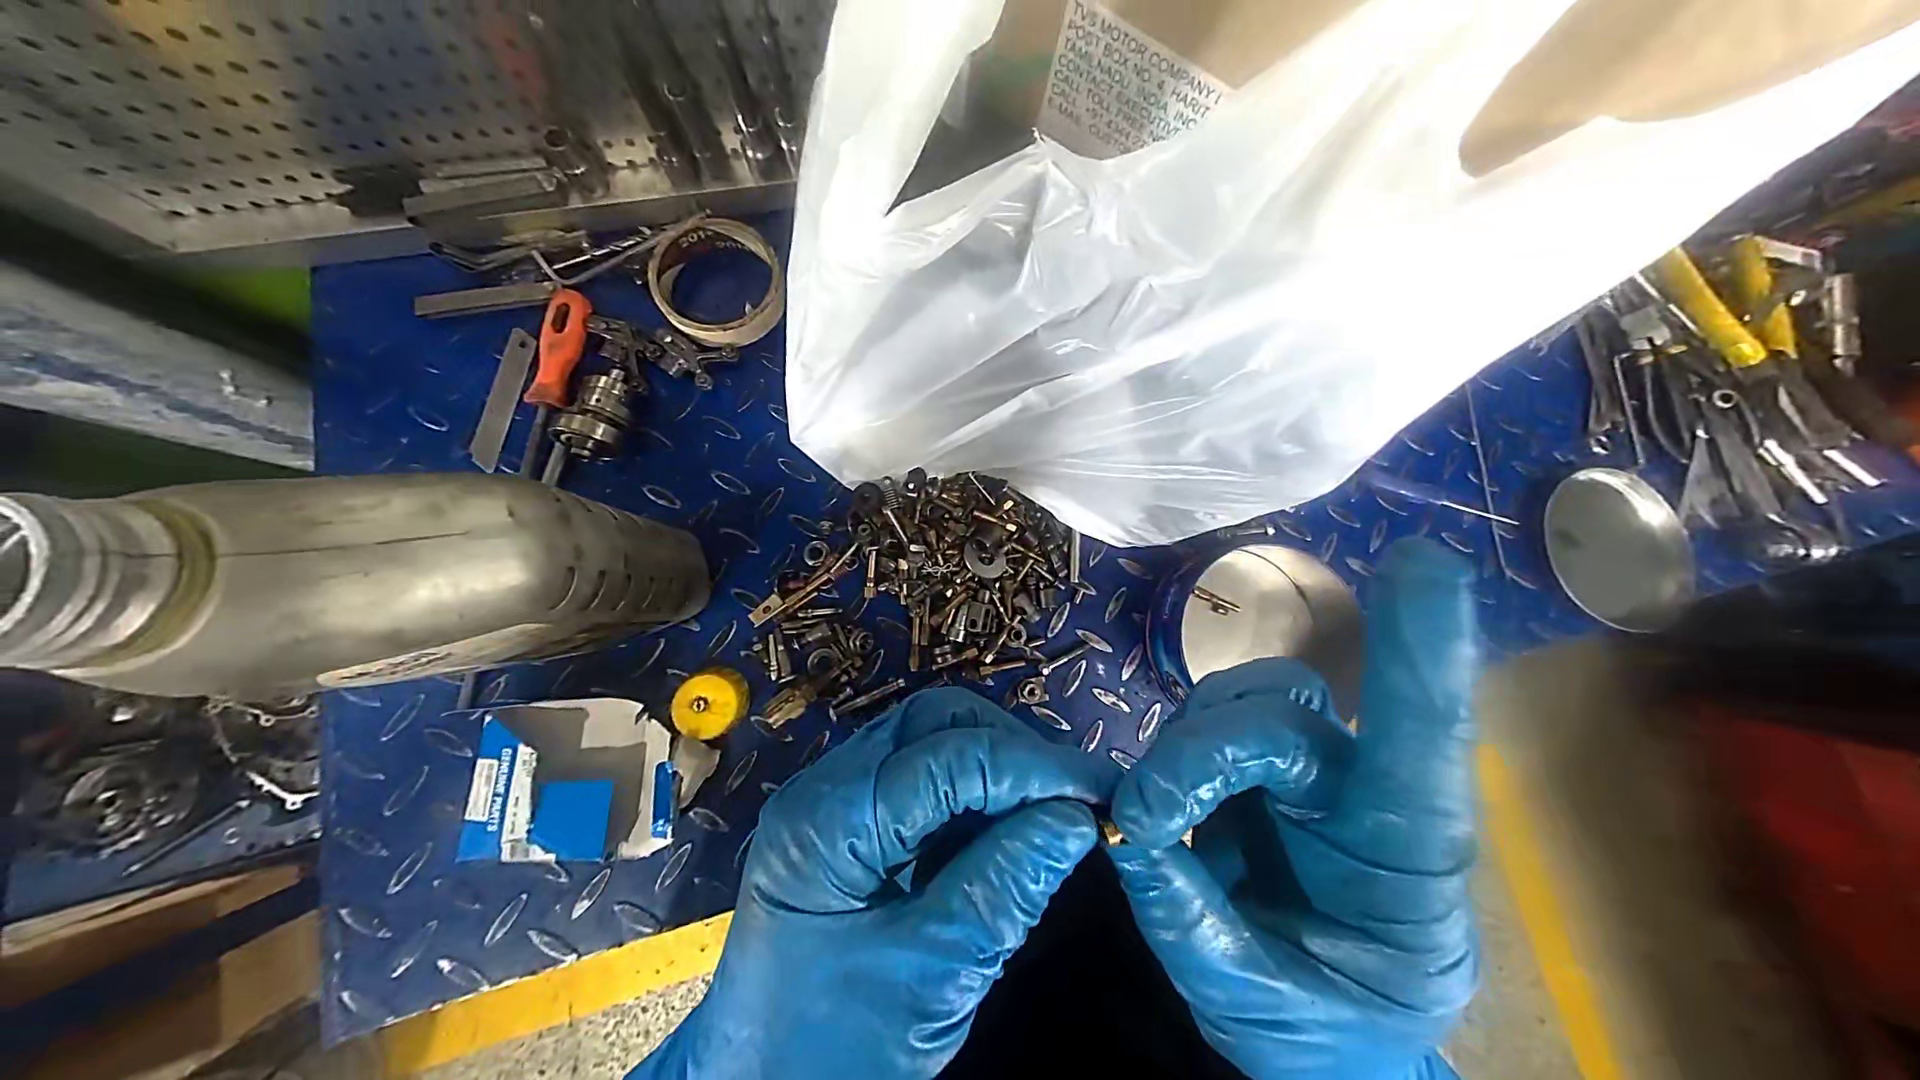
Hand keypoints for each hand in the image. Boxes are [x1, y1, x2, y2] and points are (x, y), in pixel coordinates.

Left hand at [631, 687, 1111, 1079]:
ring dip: (996, 757)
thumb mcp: (929, 976)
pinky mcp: (852, 809)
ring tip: (1050, 800)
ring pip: (930, 733)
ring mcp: (835, 790)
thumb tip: (1078, 820)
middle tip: (1072, 792)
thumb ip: (1003, 888)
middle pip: (933, 720)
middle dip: (1011, 747)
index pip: (946, 759)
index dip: (1030, 768)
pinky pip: (924, 768)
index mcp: (827, 821)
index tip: (1098, 792)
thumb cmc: (835, 1044)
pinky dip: (975, 782)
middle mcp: (825, 783)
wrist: (764, 1077)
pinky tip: (1009, 814)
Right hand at [1108, 539, 1479, 1079]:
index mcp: (1402, 855)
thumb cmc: (1317, 1031)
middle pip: (1287, 710)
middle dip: (1212, 750)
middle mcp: (1356, 791)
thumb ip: (1188, 920)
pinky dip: (1175, 753)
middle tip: (1150, 810)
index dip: (1420, 651)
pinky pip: (1206, 724)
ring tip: (1154, 815)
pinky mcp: (1251, 768)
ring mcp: (1300, 773)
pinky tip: (1161, 801)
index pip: (1420, 741)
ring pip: (1239, 704)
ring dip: (1188, 749)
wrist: (1316, 1038)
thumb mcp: (1253, 1002)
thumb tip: (1129, 828)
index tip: (1419, 563)